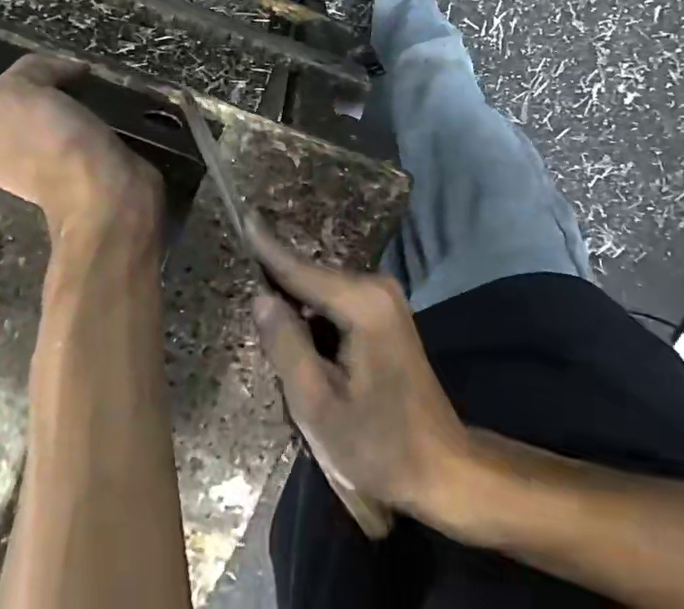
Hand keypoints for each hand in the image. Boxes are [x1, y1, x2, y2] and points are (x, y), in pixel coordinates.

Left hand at [0, 54, 161, 239]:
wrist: (104, 191)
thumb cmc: (44, 144)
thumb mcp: (14, 92)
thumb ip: (23, 70)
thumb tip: (56, 72)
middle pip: (2, 96)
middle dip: (25, 78)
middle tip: (48, 64)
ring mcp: (30, 156)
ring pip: (39, 106)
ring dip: (59, 90)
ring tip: (77, 76)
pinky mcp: (68, 158)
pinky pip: (69, 120)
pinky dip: (82, 106)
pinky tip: (95, 96)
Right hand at [249, 220, 472, 515]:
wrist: (441, 468)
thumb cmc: (377, 444)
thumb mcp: (317, 403)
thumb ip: (286, 344)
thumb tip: (260, 297)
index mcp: (361, 303)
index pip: (300, 269)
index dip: (266, 247)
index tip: (242, 215)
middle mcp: (376, 288)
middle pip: (310, 279)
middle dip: (277, 291)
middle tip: (245, 306)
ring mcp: (385, 300)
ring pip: (321, 294)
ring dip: (295, 313)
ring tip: (268, 337)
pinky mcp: (386, 316)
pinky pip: (336, 306)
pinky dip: (314, 322)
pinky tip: (300, 350)